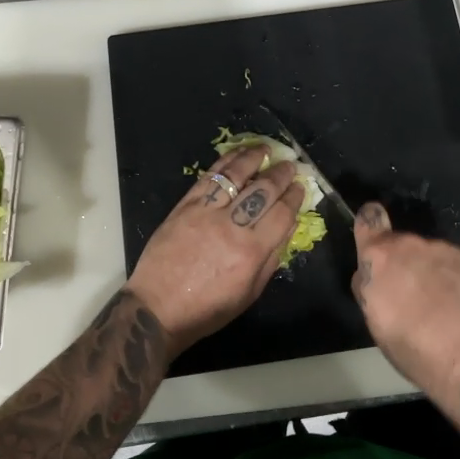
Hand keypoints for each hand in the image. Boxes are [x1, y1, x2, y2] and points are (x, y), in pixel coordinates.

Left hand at [125, 145, 302, 357]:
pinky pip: (209, 178)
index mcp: (251, 252)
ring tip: (265, 149)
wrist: (158, 308)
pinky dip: (225, 163)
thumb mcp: (249, 293)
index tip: (301, 186)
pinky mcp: (185, 206)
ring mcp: (206, 212)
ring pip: (235, 176)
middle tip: (290, 164)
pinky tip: (236, 156)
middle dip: (280, 174)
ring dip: (253, 158)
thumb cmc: (207, 309)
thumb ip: (272, 258)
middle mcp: (231, 227)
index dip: (295, 197)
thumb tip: (287, 226)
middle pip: (263, 190)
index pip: (282, 214)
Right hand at [352, 202, 459, 394]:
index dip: (371, 224)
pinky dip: (456, 278)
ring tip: (444, 305)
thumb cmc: (413, 346)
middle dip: (405, 263)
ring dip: (432, 272)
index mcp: (377, 258)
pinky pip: (455, 263)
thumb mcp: (376, 322)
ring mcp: (442, 248)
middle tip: (415, 295)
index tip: (376, 236)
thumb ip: (372, 288)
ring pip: (430, 256)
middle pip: (402, 245)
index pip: (368, 219)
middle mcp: (409, 244)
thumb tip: (377, 279)